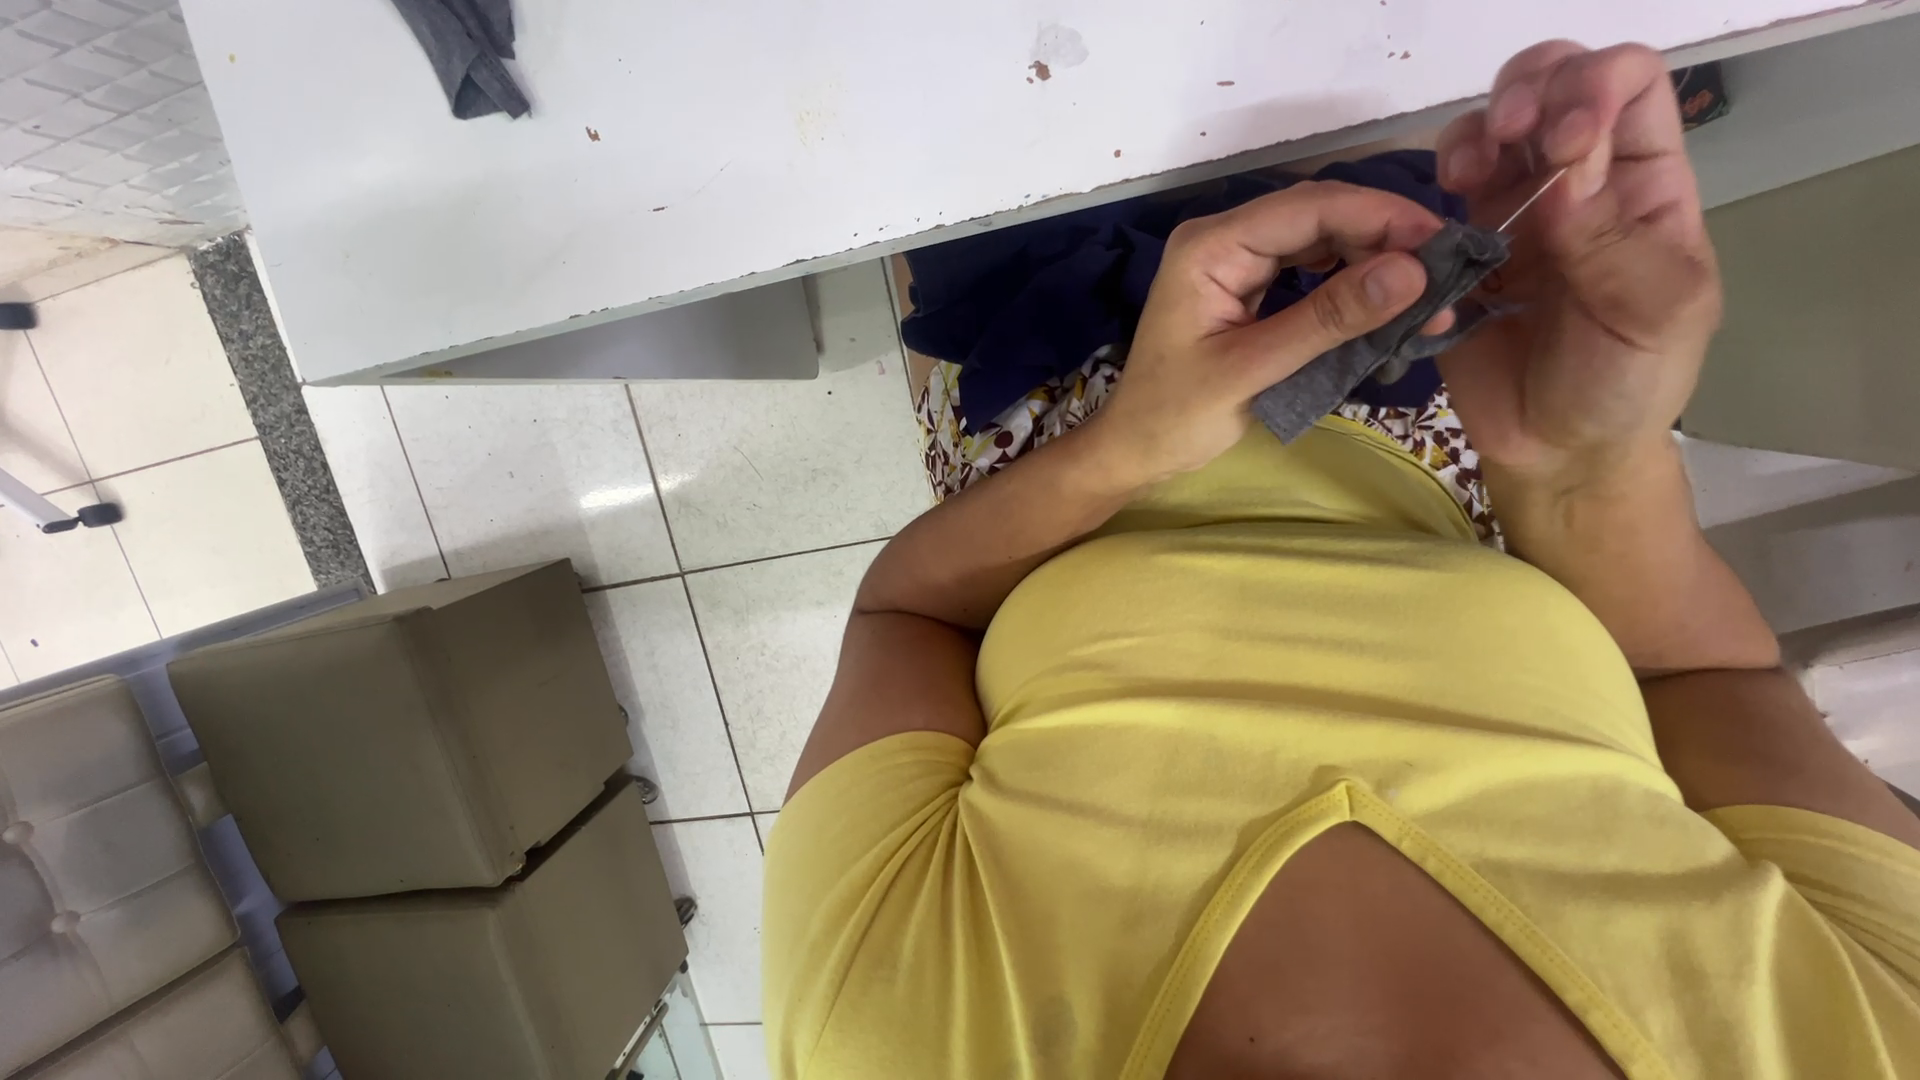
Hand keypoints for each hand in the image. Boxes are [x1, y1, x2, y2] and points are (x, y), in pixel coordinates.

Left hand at [1094, 180, 1453, 481]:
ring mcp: (1234, 264)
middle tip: (1448, 274)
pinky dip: (1348, 286)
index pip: (1310, 207)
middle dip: (1385, 240)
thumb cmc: (1175, 416)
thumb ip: (1327, 320)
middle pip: (1320, 217)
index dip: (1382, 218)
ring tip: (1428, 294)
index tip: (1444, 245)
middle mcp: (1222, 241)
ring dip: (1372, 263)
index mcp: (1210, 247)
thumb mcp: (1251, 369)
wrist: (1135, 448)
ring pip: (1320, 242)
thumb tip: (1412, 271)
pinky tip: (1385, 304)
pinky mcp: (1246, 290)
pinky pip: (1308, 274)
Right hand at [1436, 42, 1720, 492]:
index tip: (1560, 146)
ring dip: (1469, 138)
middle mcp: (1572, 188)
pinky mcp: (1451, 263)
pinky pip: (1429, 212)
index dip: (1591, 90)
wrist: (1555, 450)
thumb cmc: (1624, 383)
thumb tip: (1557, 172)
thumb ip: (1614, 241)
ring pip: (1484, 138)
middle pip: (1551, 89)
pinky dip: (1420, 204)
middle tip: (1507, 137)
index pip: (1625, 90)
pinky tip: (1425, 231)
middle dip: (1526, 91)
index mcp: (1641, 187)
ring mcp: (1506, 223)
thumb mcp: (1657, 311)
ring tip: (1461, 178)